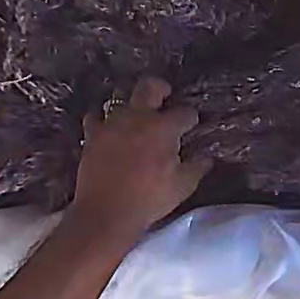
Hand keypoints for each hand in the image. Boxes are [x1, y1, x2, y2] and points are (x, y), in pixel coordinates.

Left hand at [65, 78, 213, 239]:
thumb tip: (207, 157)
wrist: (107, 211)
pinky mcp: (92, 135)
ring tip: (136, 116)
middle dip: (160, 87)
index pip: (184, 113)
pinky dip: (102, 120)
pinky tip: (106, 128)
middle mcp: (137, 117)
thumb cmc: (149, 199)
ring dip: (131, 104)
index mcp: (163, 128)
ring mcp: (112, 124)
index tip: (192, 123)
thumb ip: (197, 167)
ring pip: (120, 99)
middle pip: (149, 87)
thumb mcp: (182, 186)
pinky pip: (95, 118)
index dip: (190, 117)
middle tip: (165, 94)